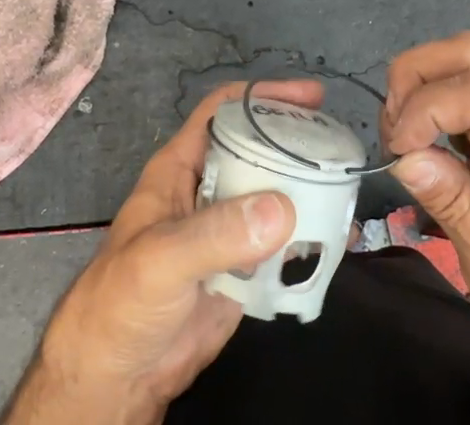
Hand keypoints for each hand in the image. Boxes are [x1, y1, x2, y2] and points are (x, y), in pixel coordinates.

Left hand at [3, 80, 321, 424]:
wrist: (118, 372)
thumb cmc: (122, 299)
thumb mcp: (161, 258)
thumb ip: (216, 233)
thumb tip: (283, 206)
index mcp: (180, 169)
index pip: (223, 114)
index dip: (263, 97)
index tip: (311, 97)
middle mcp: (207, 191)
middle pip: (258, 151)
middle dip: (297, 144)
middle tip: (342, 146)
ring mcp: (227, 232)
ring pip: (275, 197)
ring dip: (310, 191)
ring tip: (351, 188)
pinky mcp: (245, 272)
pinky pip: (284, 246)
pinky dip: (312, 240)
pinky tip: (341, 240)